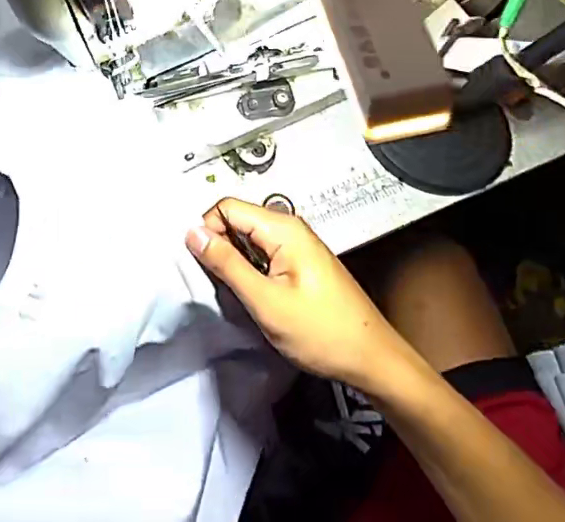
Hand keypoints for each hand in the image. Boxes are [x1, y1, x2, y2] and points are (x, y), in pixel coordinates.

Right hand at [187, 198, 417, 393]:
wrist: (370, 357)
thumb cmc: (325, 332)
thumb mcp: (266, 301)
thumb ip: (227, 264)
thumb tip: (194, 233)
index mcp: (283, 229)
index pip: (226, 207)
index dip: (207, 231)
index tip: (203, 265)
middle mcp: (290, 228)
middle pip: (236, 220)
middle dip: (220, 248)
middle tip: (224, 286)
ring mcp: (296, 244)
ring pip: (247, 239)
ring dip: (235, 262)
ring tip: (244, 295)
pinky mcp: (298, 261)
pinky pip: (261, 254)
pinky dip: (251, 271)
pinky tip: (258, 297)